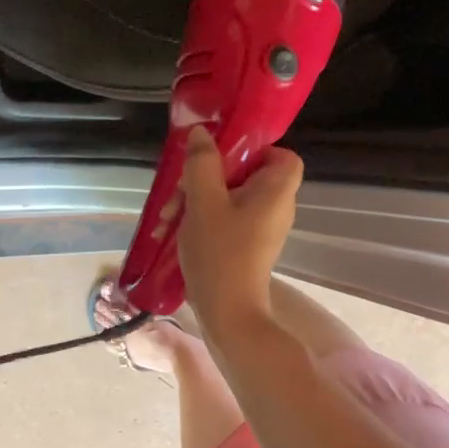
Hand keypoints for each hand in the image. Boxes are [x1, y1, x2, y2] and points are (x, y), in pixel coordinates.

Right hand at [177, 125, 302, 330]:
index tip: (220, 156)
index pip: (282, 155)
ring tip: (166, 218)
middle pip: (246, 173)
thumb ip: (202, 163)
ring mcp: (262, 229)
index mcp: (276, 191)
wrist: (228, 314)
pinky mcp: (247, 246)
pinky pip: (226, 219)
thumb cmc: (220, 253)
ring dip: (195, 200)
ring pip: (229, 196)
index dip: (254, 149)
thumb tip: (202, 133)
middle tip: (179, 190)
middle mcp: (276, 207)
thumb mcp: (204, 202)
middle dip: (205, 177)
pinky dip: (201, 219)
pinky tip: (169, 231)